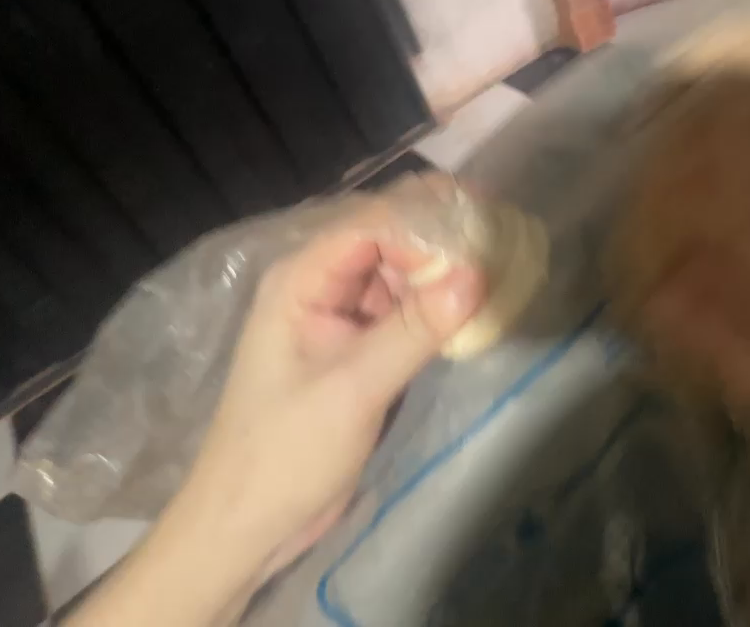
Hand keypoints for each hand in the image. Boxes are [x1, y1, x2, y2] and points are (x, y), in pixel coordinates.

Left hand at [168, 215, 485, 575]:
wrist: (247, 525)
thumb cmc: (286, 453)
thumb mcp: (354, 389)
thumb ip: (415, 329)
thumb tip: (478, 273)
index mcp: (303, 277)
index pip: (372, 223)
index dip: (426, 222)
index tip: (482, 233)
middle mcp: (322, 281)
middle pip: (389, 235)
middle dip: (441, 234)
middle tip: (501, 232)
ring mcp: (342, 310)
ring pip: (402, 267)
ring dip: (445, 265)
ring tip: (499, 260)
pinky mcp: (361, 340)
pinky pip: (406, 302)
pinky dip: (438, 300)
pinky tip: (474, 302)